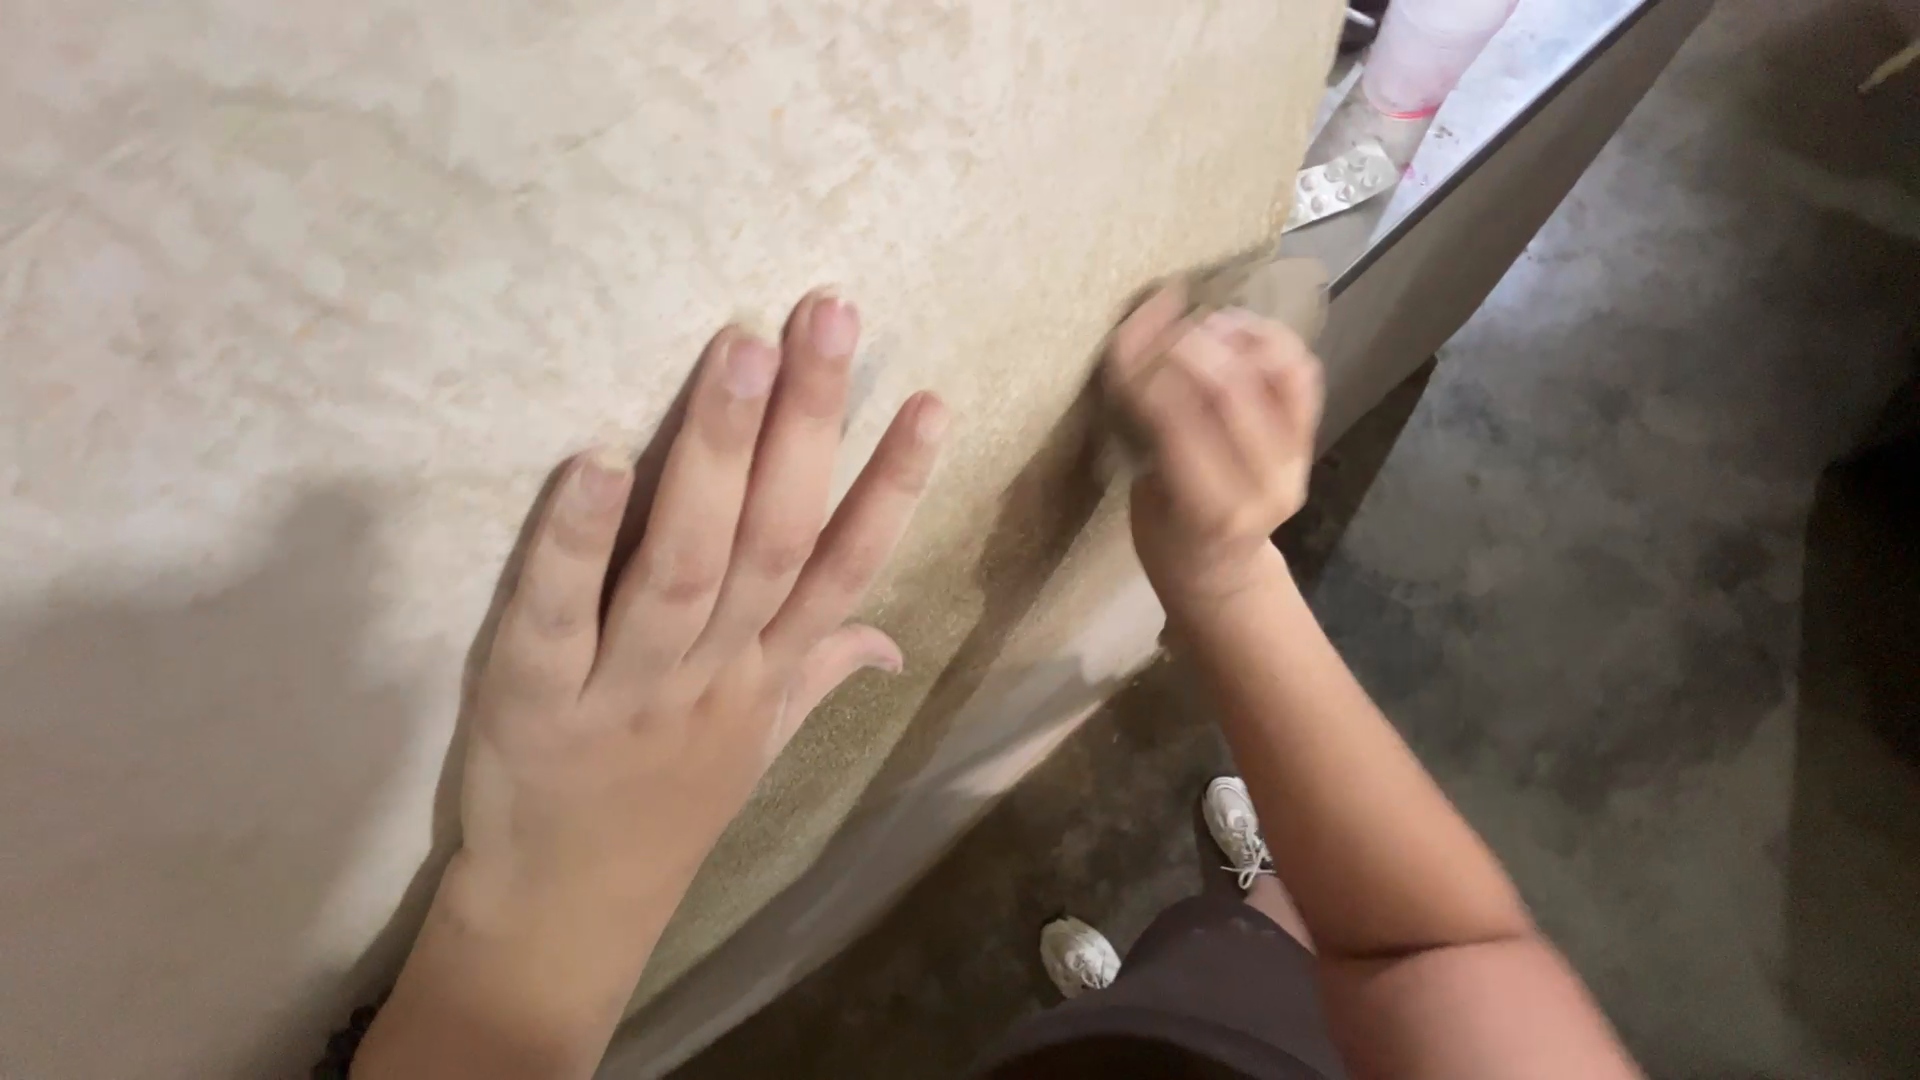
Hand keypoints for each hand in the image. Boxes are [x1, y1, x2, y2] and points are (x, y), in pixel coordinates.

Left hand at [448, 288, 946, 971]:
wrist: (573, 903)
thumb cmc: (675, 801)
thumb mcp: (764, 741)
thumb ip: (824, 674)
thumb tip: (893, 641)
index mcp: (772, 672)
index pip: (848, 567)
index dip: (895, 487)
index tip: (930, 402)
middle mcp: (718, 668)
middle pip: (775, 541)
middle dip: (808, 427)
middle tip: (826, 317)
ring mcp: (632, 686)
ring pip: (686, 564)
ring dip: (717, 456)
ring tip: (741, 352)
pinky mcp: (536, 702)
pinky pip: (559, 616)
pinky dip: (579, 542)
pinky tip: (599, 459)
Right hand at [1105, 281, 1323, 604]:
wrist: (1221, 572)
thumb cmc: (1164, 540)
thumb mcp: (1142, 500)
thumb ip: (1147, 438)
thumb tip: (1138, 357)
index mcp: (1206, 509)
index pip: (1174, 421)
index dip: (1145, 371)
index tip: (1121, 340)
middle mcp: (1262, 484)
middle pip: (1228, 389)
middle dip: (1185, 343)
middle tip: (1156, 322)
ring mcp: (1295, 461)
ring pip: (1272, 373)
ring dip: (1231, 334)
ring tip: (1196, 321)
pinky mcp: (1310, 442)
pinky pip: (1300, 375)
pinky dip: (1270, 340)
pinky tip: (1235, 327)